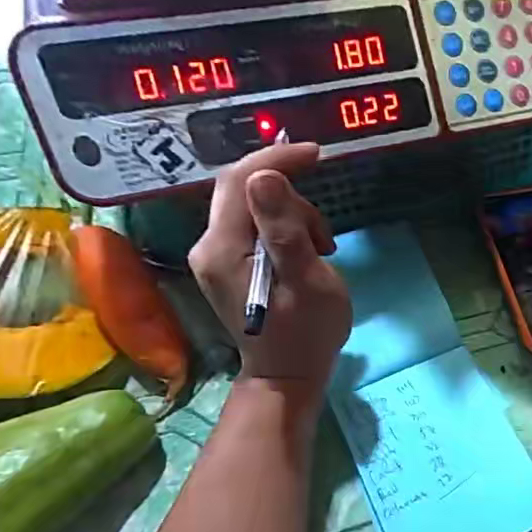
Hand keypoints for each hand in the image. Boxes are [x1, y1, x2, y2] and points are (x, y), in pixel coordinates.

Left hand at [187, 144, 349, 401]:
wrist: (286, 377)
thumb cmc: (305, 333)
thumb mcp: (305, 280)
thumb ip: (283, 228)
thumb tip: (266, 176)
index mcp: (222, 248)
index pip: (241, 180)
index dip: (277, 158)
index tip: (315, 154)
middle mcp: (208, 246)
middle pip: (244, 191)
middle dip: (291, 198)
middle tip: (323, 234)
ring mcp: (215, 257)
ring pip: (254, 209)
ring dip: (293, 218)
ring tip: (320, 252)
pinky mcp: (227, 265)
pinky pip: (254, 228)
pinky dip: (284, 230)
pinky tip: (304, 254)